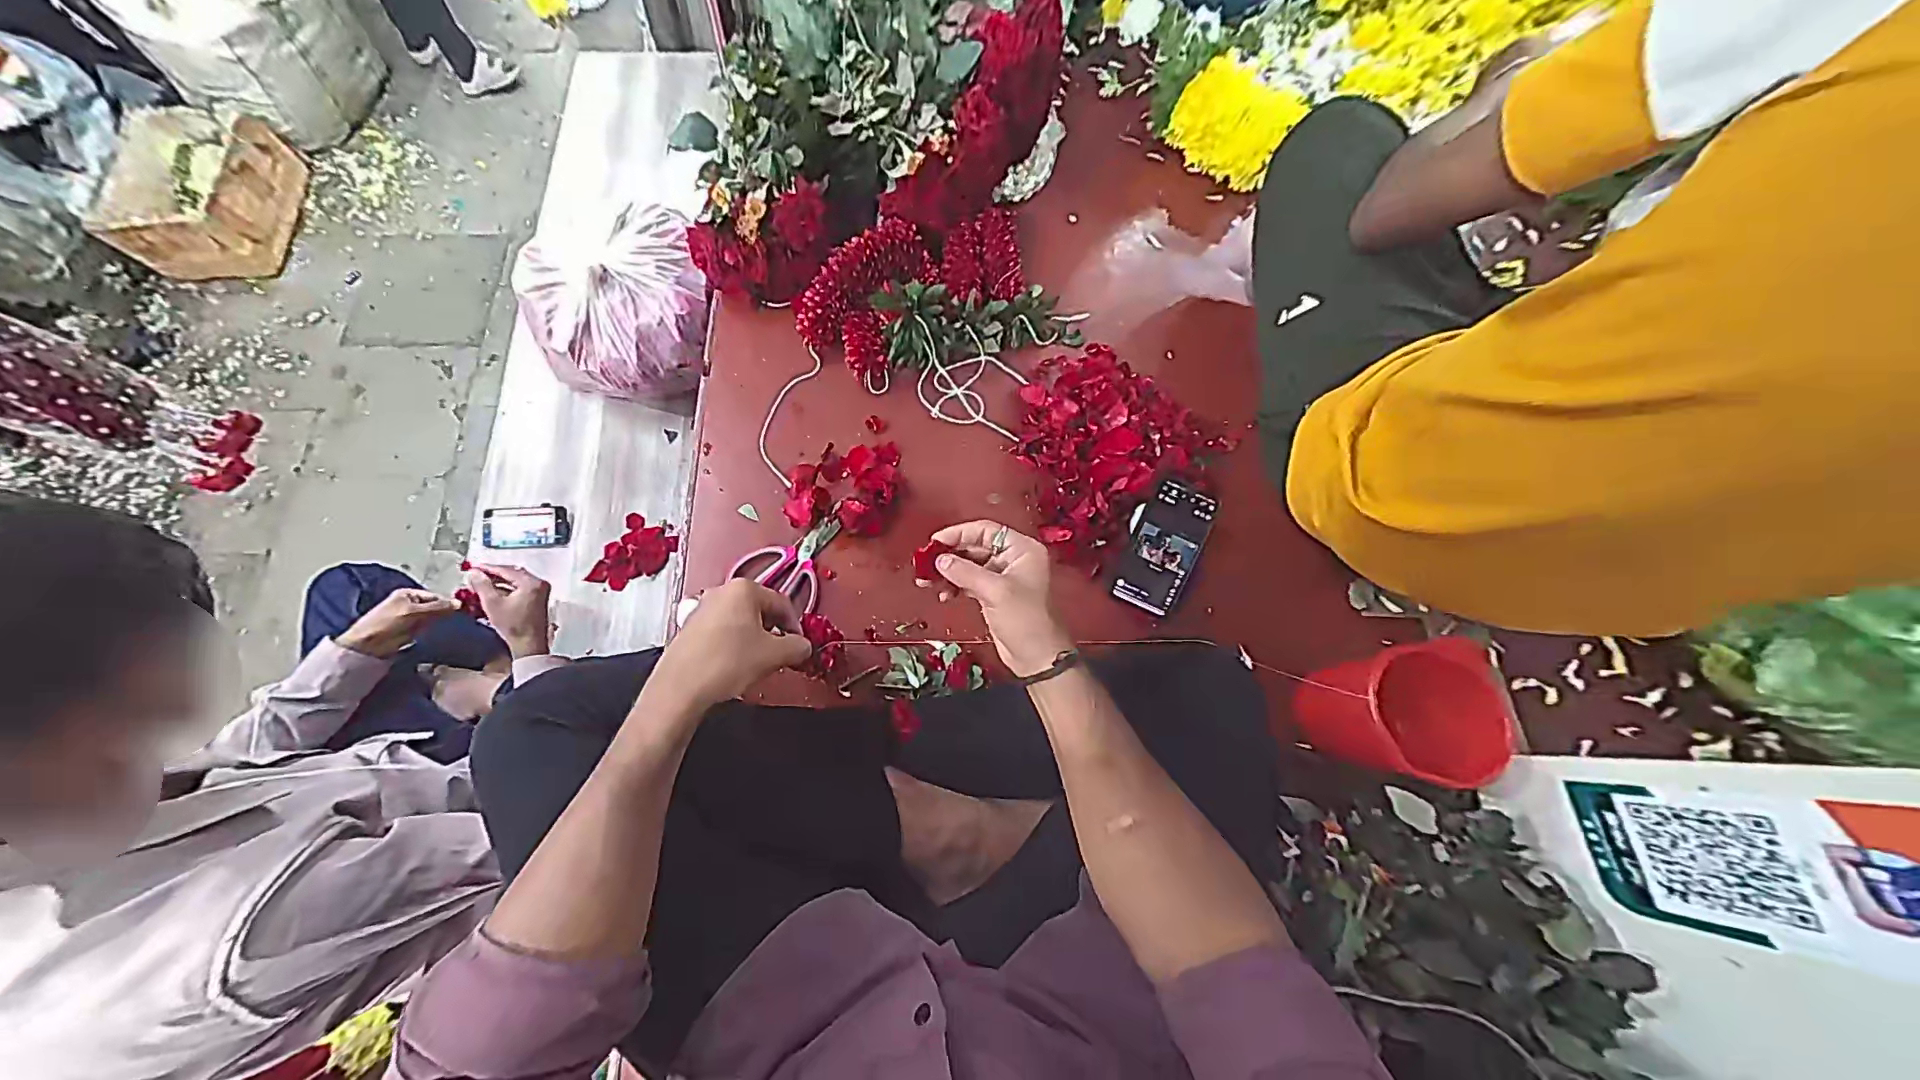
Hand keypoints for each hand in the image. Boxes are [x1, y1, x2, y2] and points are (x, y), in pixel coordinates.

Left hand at [337, 589, 460, 658]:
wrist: (367, 646)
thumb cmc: (386, 624)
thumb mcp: (414, 611)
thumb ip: (438, 607)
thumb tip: (460, 604)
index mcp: (408, 594)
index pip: (436, 596)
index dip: (448, 603)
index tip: (461, 611)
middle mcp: (411, 603)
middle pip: (436, 606)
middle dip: (446, 612)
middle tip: (458, 619)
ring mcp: (412, 617)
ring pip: (435, 617)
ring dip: (442, 621)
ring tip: (451, 625)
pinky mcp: (412, 630)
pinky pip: (430, 627)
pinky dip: (436, 628)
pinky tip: (442, 631)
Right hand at [465, 564, 552, 658]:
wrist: (528, 644)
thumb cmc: (513, 625)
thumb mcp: (493, 603)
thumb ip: (482, 585)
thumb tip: (474, 572)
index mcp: (531, 583)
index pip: (507, 570)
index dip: (488, 568)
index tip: (473, 567)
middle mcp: (539, 584)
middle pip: (512, 574)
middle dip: (493, 574)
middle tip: (476, 574)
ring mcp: (540, 592)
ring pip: (515, 581)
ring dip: (498, 582)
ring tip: (480, 583)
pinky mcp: (537, 599)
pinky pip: (519, 588)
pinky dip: (506, 589)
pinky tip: (492, 592)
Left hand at [650, 579, 814, 712]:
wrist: (680, 688)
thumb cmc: (728, 663)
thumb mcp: (775, 655)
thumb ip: (798, 646)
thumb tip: (802, 646)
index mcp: (744, 589)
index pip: (782, 604)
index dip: (796, 626)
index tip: (799, 645)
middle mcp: (721, 591)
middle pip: (760, 610)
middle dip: (774, 633)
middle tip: (780, 655)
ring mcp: (702, 608)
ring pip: (740, 621)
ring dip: (754, 640)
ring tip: (756, 663)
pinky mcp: (689, 627)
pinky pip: (722, 631)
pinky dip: (733, 644)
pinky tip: (733, 665)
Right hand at [931, 521, 1073, 677]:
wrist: (1037, 657)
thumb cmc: (1026, 620)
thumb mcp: (995, 592)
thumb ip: (965, 572)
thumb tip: (939, 559)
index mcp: (1022, 550)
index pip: (986, 530)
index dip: (959, 533)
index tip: (935, 542)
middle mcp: (1013, 559)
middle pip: (975, 546)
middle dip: (950, 555)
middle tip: (925, 563)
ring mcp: (1003, 577)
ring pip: (970, 565)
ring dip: (948, 572)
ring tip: (927, 581)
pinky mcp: (994, 594)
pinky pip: (970, 581)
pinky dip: (955, 585)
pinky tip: (944, 594)